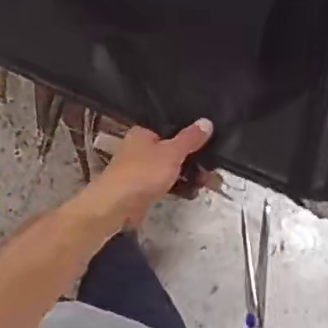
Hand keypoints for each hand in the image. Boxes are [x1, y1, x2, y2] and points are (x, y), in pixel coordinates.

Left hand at [76, 119, 212, 227]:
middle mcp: (138, 149)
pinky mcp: (140, 190)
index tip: (208, 144)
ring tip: (209, 182)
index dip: (188, 136)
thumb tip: (206, 122)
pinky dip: (177, 187)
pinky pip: (164, 185)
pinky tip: (192, 192)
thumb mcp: (172, 152)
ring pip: (169, 169)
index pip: (169, 128)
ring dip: (187, 175)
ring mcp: (139, 170)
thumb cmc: (143, 172)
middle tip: (211, 168)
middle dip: (192, 160)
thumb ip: (190, 139)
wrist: (116, 206)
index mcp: (142, 133)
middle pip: (170, 150)